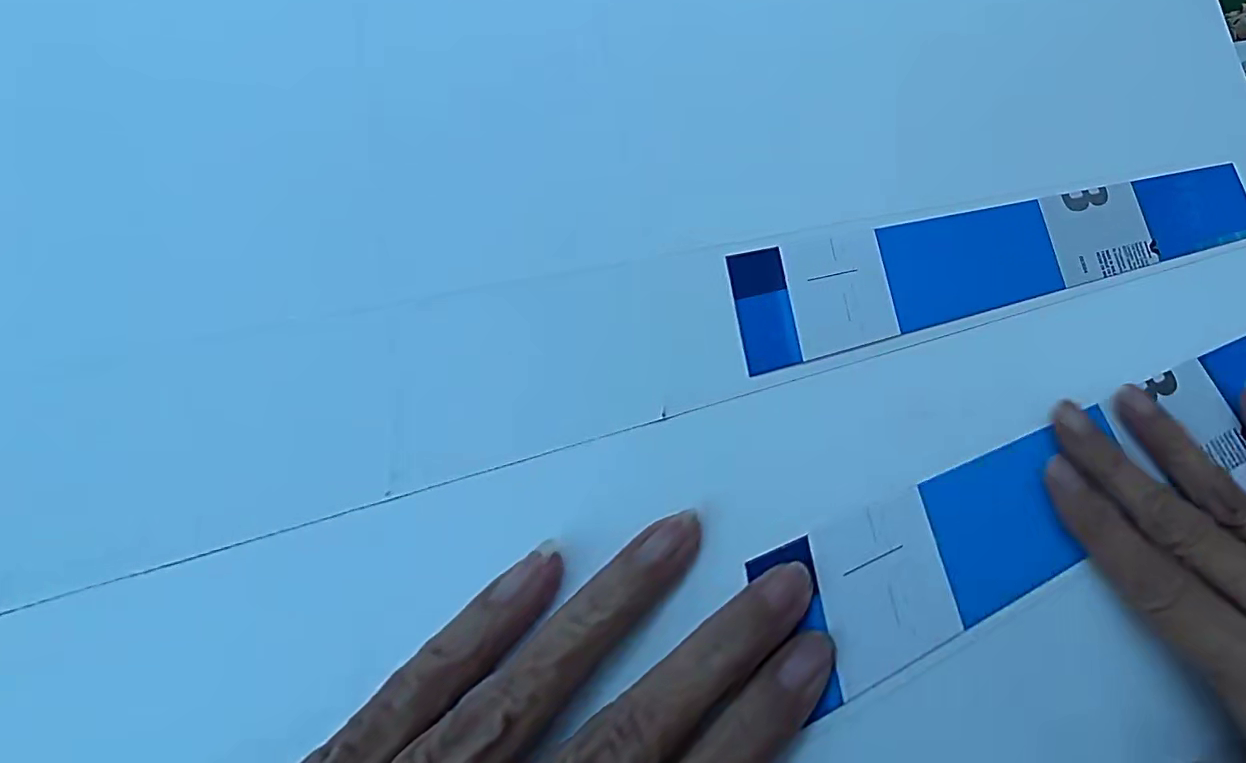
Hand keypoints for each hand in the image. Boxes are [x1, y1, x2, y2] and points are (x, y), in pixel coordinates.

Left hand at [306, 511, 833, 762]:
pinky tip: (540, 565)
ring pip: (526, 689)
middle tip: (783, 586)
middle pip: (625, 735)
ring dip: (614, 607)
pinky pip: (410, 695)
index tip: (812, 659)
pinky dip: (479, 628)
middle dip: (717, 655)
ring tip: (678, 532)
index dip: (755, 729)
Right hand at [1045, 384, 1245, 762]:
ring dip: (1173, 446)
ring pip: (1233, 502)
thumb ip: (1217, 731)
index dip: (1099, 529)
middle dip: (1114, 470)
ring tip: (1131, 399)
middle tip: (1070, 419)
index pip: (1159, 587)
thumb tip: (1151, 701)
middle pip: (1182, 529)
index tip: (1057, 477)